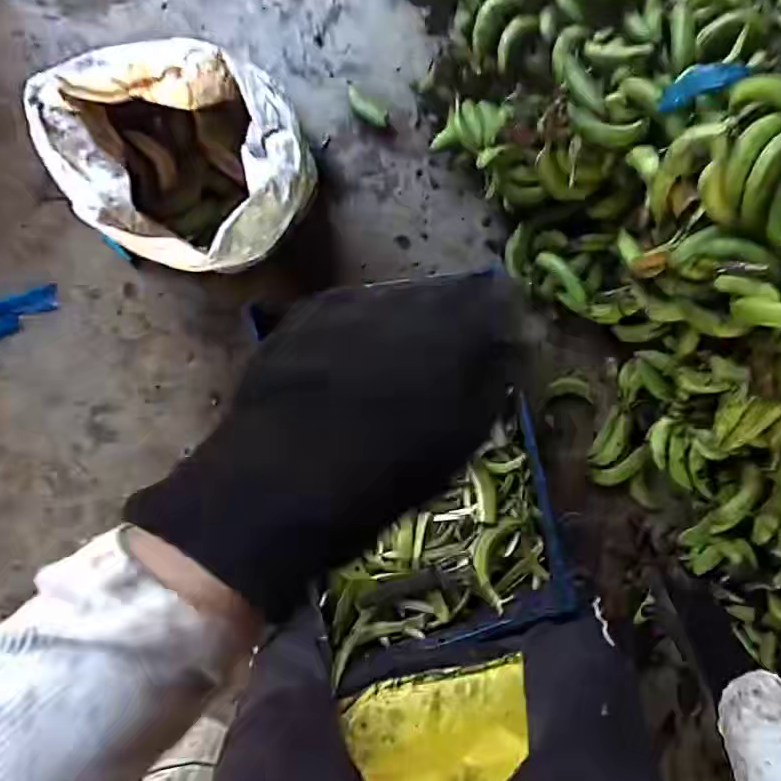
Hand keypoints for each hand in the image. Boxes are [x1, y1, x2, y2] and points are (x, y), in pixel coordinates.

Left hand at [124, 273, 519, 619]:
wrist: (273, 488)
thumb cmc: (381, 476)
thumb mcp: (457, 439)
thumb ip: (488, 385)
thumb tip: (505, 353)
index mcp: (449, 335)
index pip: (491, 302)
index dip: (502, 314)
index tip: (506, 330)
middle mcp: (402, 305)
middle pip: (447, 292)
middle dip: (462, 310)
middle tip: (462, 338)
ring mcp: (350, 305)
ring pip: (401, 294)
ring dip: (417, 312)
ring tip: (413, 343)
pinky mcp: (306, 315)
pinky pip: (355, 304)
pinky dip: (371, 320)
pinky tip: (365, 345)